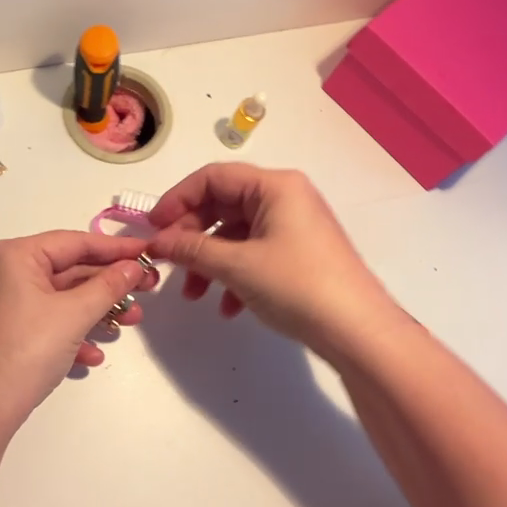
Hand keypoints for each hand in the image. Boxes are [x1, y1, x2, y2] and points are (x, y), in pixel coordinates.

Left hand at [0, 231, 157, 428]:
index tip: (149, 251)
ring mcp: (5, 302)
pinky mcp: (8, 330)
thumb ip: (109, 286)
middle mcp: (5, 272)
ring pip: (61, 298)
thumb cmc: (29, 350)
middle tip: (148, 288)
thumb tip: (134, 266)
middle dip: (109, 285)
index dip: (115, 248)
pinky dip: (72, 333)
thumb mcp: (74, 314)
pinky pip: (47, 321)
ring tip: (131, 322)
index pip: (73, 242)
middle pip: (68, 270)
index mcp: (14, 256)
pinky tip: (95, 354)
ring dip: (97, 311)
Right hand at [146, 163, 404, 358]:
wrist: (355, 329)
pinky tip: (227, 307)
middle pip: (221, 205)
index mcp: (274, 186)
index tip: (151, 229)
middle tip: (168, 264)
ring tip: (193, 295)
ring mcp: (293, 226)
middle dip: (190, 237)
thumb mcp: (236, 265)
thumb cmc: (296, 285)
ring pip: (234, 235)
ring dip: (208, 262)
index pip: (212, 178)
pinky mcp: (297, 254)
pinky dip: (232, 276)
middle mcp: (285, 198)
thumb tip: (156, 241)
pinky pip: (252, 254)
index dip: (176, 200)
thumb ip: (191, 249)